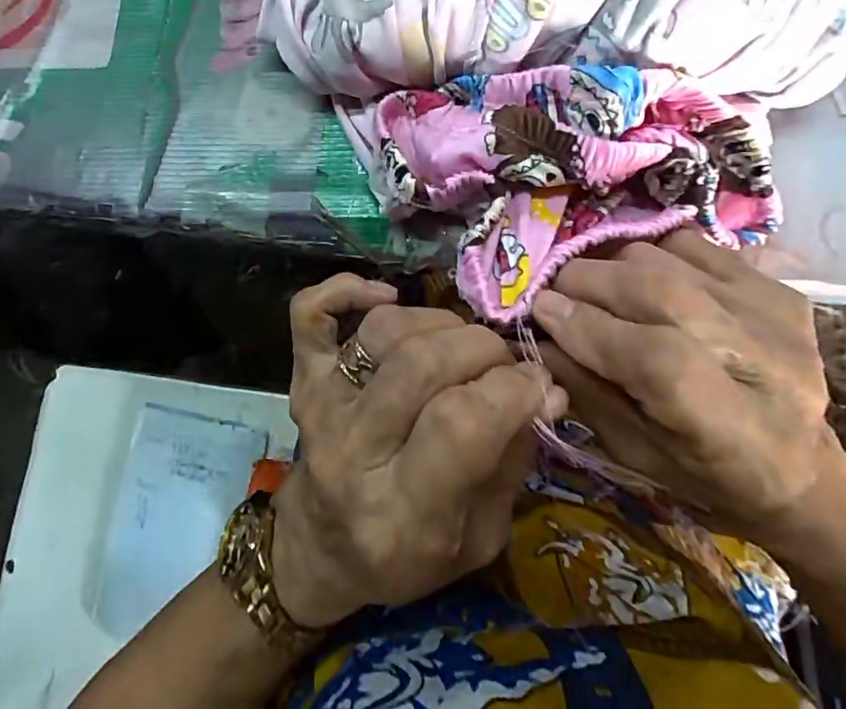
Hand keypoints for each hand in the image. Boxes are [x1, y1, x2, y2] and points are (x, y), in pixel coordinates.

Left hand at [268, 275, 567, 627]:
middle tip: (504, 363)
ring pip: (380, 332)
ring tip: (461, 344)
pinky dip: (344, 288)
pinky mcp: (301, 377)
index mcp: (401, 514)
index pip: (458, 425)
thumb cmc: (404, 556)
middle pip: (419, 365)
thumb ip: (510, 464)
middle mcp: (351, 451)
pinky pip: (308, 312)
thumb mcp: (477, 540)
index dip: (510, 391)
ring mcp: (319, 406)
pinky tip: (386, 296)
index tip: (539, 383)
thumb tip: (544, 389)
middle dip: (480, 350)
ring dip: (437, 322)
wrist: (319, 546)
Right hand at [530, 230, 845, 543]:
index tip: (540, 310)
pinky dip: (650, 253)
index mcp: (732, 429)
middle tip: (553, 293)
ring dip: (611, 267)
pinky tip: (640, 279)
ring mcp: (772, 316)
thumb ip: (586, 390)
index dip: (589, 327)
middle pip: (659, 292)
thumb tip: (541, 335)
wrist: (800, 468)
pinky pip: (690, 244)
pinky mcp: (774, 288)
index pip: (655, 357)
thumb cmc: (704, 473)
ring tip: (593, 289)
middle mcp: (763, 363)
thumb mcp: (633, 451)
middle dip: (586, 283)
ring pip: (665, 259)